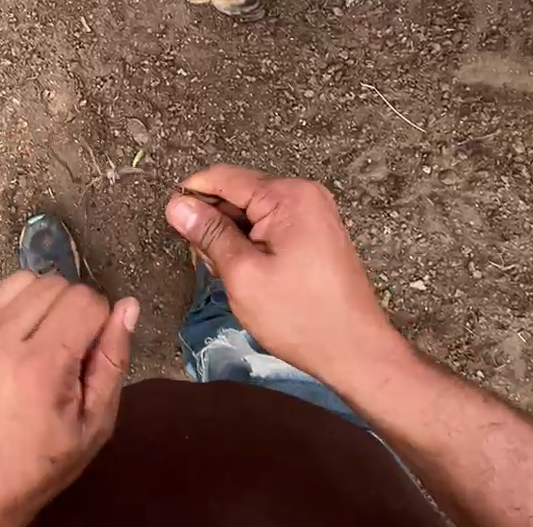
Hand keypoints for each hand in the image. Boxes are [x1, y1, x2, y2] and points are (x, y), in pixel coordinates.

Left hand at [0, 272, 138, 526]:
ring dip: (42, 300)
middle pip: (57, 284)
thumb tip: (129, 305)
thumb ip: (114, 359)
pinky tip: (15, 333)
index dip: (99, 321)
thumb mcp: (94, 423)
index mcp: (41, 366)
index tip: (90, 350)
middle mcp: (3, 339)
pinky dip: (12, 300)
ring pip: (27, 278)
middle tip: (67, 348)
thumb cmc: (41, 461)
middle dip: (72, 309)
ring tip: (40, 338)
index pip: (86, 299)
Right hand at [166, 165, 408, 391]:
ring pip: (251, 211)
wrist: (360, 355)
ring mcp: (313, 211)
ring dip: (232, 236)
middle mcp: (303, 193)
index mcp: (287, 195)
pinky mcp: (316, 230)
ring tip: (233, 274)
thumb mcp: (243, 274)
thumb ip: (208, 233)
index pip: (223, 177)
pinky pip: (270, 223)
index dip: (192, 196)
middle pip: (238, 192)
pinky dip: (252, 242)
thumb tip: (176, 204)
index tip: (172, 222)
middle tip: (208, 263)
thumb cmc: (299, 316)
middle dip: (215, 222)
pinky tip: (250, 272)